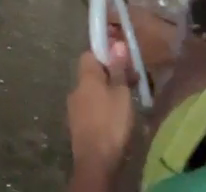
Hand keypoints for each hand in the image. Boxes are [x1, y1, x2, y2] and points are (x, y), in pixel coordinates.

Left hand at [66, 48, 134, 176]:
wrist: (95, 162)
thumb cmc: (111, 122)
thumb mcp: (121, 92)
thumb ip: (118, 68)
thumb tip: (116, 44)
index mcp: (86, 77)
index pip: (90, 54)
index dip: (105, 52)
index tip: (121, 58)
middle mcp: (76, 89)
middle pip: (92, 73)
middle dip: (110, 73)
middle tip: (130, 79)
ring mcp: (74, 109)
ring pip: (92, 90)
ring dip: (107, 90)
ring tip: (126, 98)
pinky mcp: (77, 125)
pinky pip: (90, 106)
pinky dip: (102, 105)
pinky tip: (115, 114)